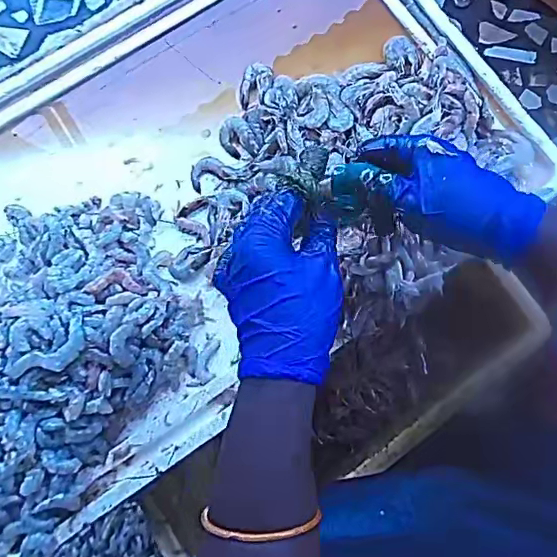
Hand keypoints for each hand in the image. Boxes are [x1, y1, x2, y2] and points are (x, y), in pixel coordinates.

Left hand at [212, 192, 341, 386]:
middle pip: (263, 216)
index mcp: (257, 239)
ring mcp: (232, 268)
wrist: (282, 360)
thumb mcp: (320, 267)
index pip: (280, 203)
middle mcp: (238, 249)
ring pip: (254, 235)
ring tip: (302, 229)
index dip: (302, 197)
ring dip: (277, 228)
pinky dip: (267, 248)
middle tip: (313, 210)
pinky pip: (249, 255)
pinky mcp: (235, 286)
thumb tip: (323, 215)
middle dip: (288, 210)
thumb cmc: (304, 313)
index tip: (319, 196)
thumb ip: (320, 234)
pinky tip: (285, 252)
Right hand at [357, 134, 547, 261]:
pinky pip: (419, 187)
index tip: (343, 181)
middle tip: (356, 201)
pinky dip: (406, 199)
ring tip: (377, 213)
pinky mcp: (452, 185)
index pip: (377, 147)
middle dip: (372, 180)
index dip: (358, 162)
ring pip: (405, 176)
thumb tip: (350, 174)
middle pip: (391, 161)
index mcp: (417, 147)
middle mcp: (430, 151)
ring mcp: (443, 167)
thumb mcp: (408, 199)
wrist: (504, 226)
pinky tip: (401, 216)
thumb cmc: (453, 209)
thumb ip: (378, 185)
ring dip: (389, 193)